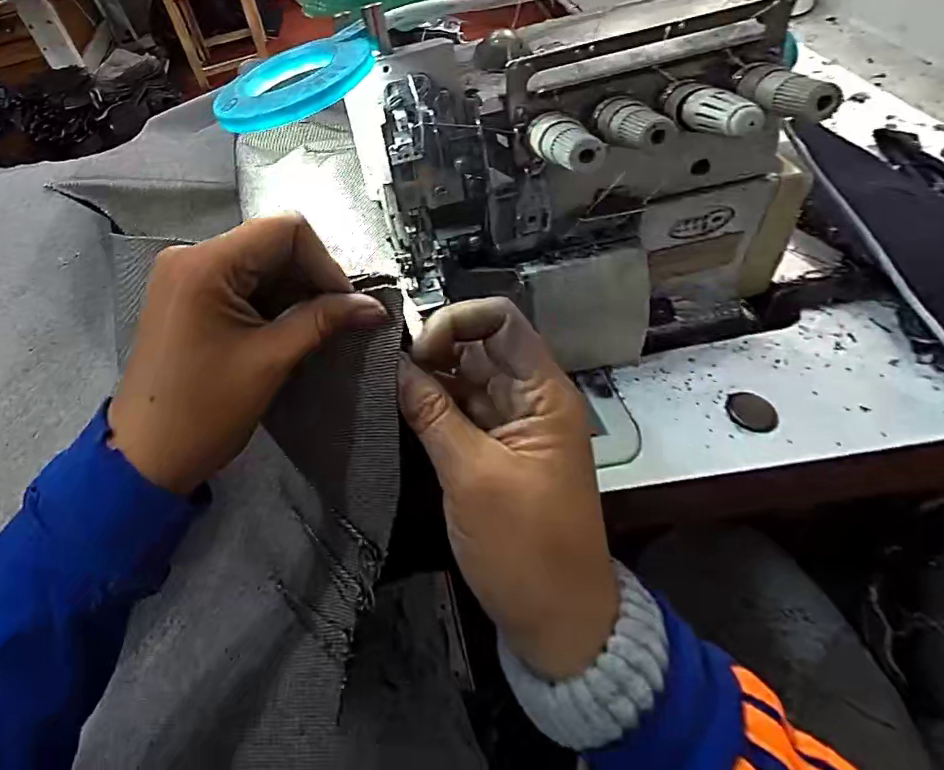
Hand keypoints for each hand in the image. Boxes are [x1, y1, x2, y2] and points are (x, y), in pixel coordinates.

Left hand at [109, 215, 387, 493]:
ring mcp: (186, 274)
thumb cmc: (203, 411)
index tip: (344, 302)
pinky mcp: (188, 294)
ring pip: (261, 262)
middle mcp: (191, 256)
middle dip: (311, 277)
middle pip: (273, 243)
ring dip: (294, 290)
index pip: (285, 230)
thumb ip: (324, 321)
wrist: (143, 460)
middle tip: (337, 318)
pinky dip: (272, 299)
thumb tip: (374, 307)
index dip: (324, 261)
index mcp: (205, 264)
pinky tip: (288, 328)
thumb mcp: (271, 361)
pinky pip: (242, 280)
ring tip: (315, 327)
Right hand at [397, 298, 617, 678]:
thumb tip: (395, 364)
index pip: (502, 322)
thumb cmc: (526, 547)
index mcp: (543, 392)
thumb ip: (433, 414)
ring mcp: (512, 423)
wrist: (558, 621)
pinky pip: (463, 409)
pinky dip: (434, 405)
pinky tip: (401, 406)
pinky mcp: (496, 449)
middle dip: (436, 348)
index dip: (458, 322)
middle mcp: (530, 397)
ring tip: (385, 383)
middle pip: (481, 346)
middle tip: (389, 370)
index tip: (418, 352)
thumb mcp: (473, 477)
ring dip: (430, 377)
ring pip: (467, 377)